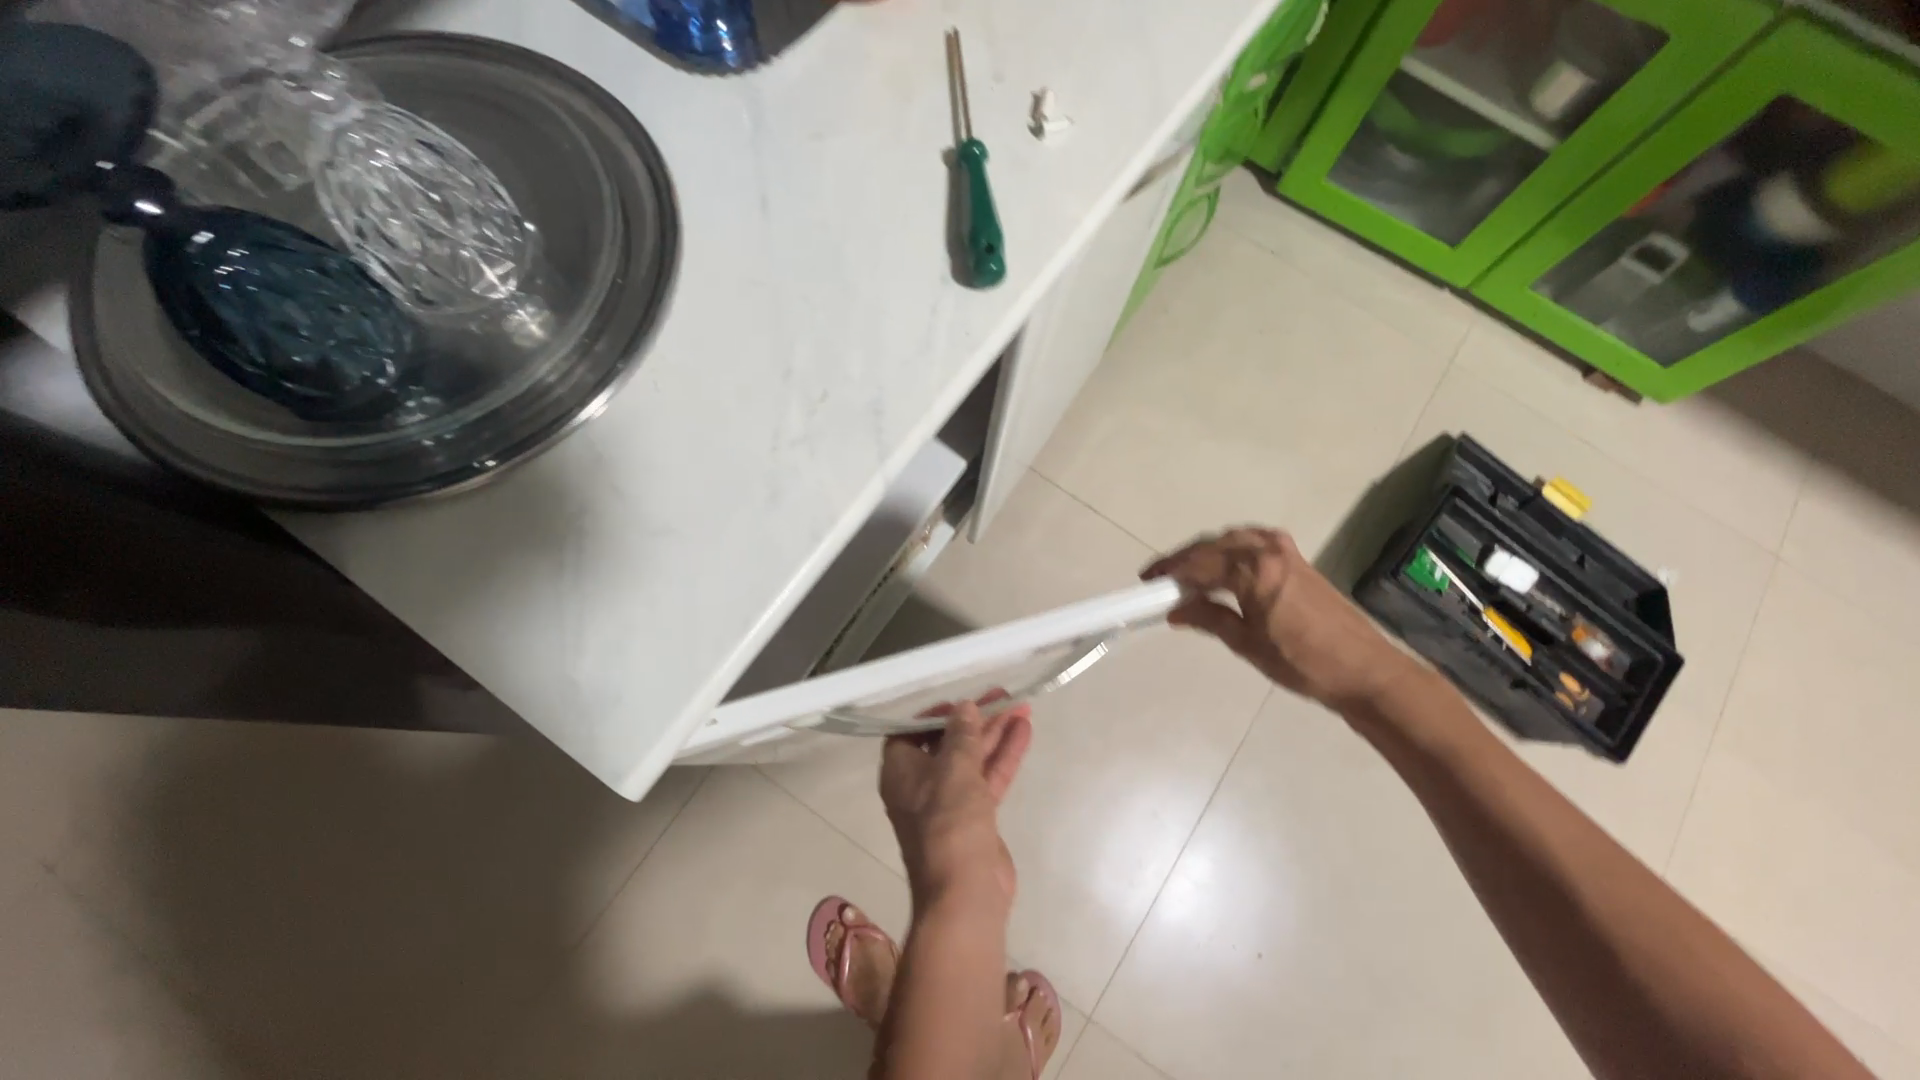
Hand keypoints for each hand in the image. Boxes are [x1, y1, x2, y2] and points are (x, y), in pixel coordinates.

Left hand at [880, 700, 1032, 909]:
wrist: (965, 892)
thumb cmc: (948, 824)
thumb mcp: (954, 770)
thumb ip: (961, 736)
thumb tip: (964, 709)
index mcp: (901, 773)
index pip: (910, 733)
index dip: (934, 715)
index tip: (960, 703)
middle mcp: (922, 785)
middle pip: (947, 743)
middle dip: (974, 719)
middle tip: (1001, 694)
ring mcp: (950, 803)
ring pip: (972, 759)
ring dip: (994, 734)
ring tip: (1021, 706)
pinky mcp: (976, 817)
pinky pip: (989, 778)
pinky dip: (1004, 756)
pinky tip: (1024, 732)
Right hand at [1144, 527, 1415, 712]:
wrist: (1363, 670)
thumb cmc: (1301, 662)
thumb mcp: (1247, 643)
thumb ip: (1209, 619)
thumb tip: (1176, 611)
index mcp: (1253, 570)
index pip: (1199, 562)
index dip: (1170, 570)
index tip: (1146, 581)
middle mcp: (1267, 550)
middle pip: (1214, 545)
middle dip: (1185, 560)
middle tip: (1162, 579)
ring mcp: (1286, 552)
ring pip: (1234, 540)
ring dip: (1208, 553)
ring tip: (1188, 576)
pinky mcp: (1298, 560)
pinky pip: (1254, 543)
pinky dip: (1232, 550)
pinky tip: (1225, 568)